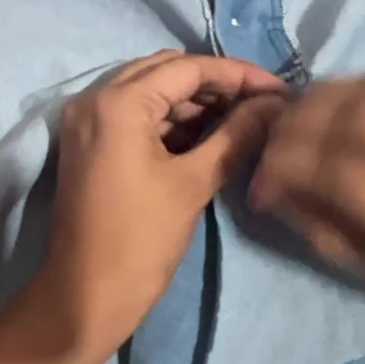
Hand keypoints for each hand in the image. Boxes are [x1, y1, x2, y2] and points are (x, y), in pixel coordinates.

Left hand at [37, 52, 287, 360]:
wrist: (84, 295)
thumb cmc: (140, 240)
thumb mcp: (193, 183)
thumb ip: (235, 135)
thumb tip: (274, 105)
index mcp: (116, 102)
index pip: (186, 68)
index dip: (237, 75)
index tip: (279, 90)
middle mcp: (93, 98)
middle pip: (164, 71)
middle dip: (214, 84)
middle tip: (261, 104)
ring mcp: (85, 120)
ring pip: (148, 91)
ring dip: (192, 101)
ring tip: (242, 120)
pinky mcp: (87, 142)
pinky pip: (132, 114)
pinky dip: (168, 120)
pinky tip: (207, 135)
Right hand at [248, 67, 364, 350]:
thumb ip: (331, 235)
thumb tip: (276, 189)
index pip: (347, 176)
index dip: (287, 169)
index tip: (260, 184)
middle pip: (363, 118)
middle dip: (299, 123)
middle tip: (270, 142)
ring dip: (324, 97)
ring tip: (296, 120)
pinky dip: (357, 89)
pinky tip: (338, 108)